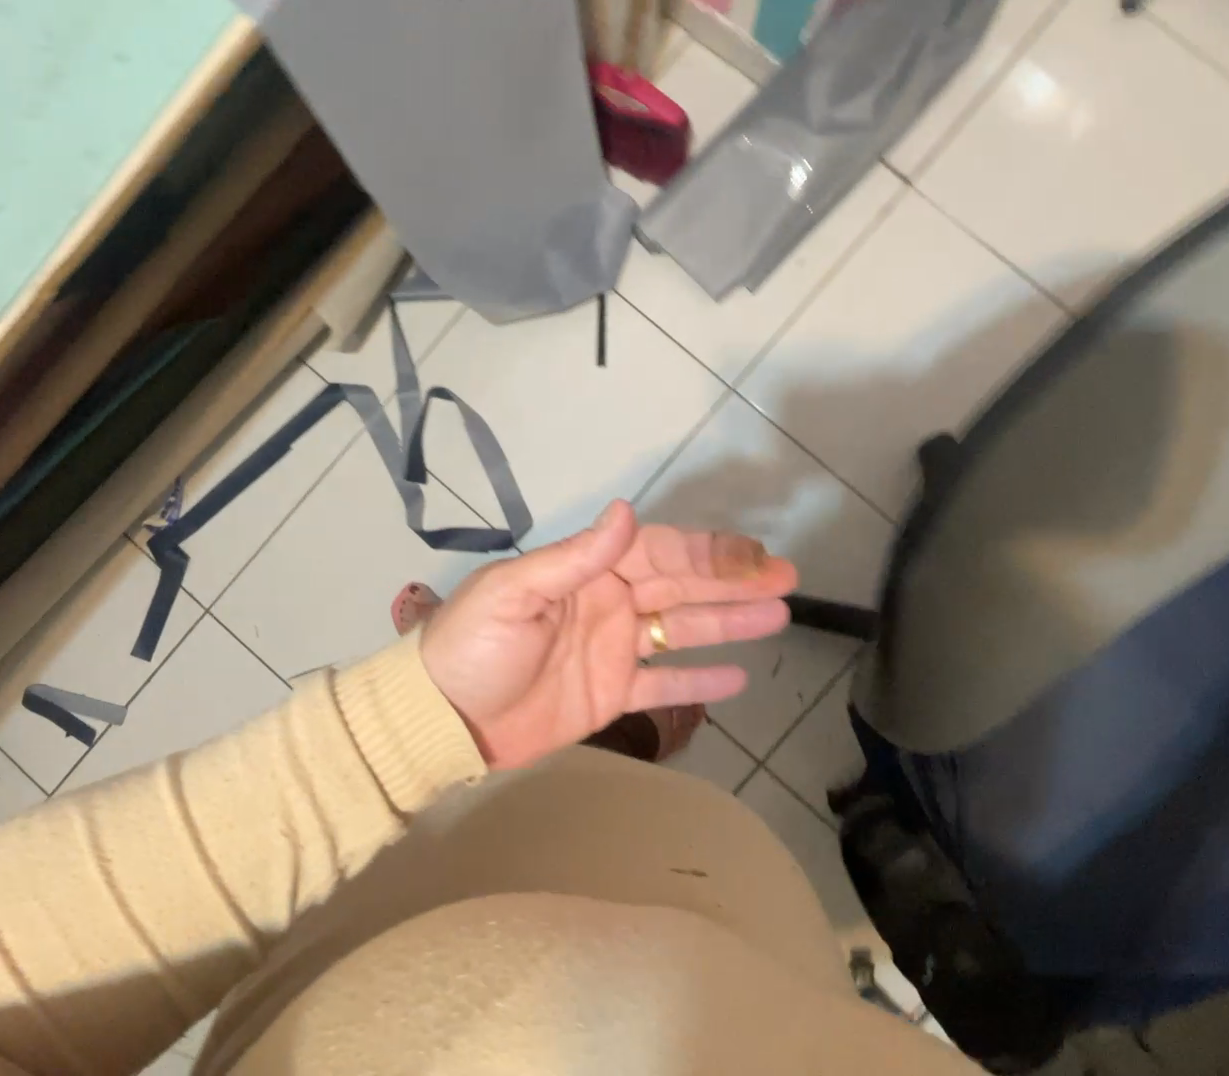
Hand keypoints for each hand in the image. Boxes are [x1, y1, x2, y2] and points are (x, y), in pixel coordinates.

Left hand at [418, 499, 797, 768]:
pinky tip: (736, 677)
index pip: (660, 554)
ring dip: (728, 623)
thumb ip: (575, 557)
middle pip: (682, 589)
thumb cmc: (473, 646)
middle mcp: (610, 604)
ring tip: (777, 617)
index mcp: (589, 573)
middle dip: (733, 582)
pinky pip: (663, 686)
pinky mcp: (610, 695)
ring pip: (681, 632)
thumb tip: (626, 511)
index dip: (709, 554)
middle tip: (786, 580)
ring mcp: (613, 651)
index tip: (754, 557)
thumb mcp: (516, 592)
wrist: (442, 717)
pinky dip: (697, 682)